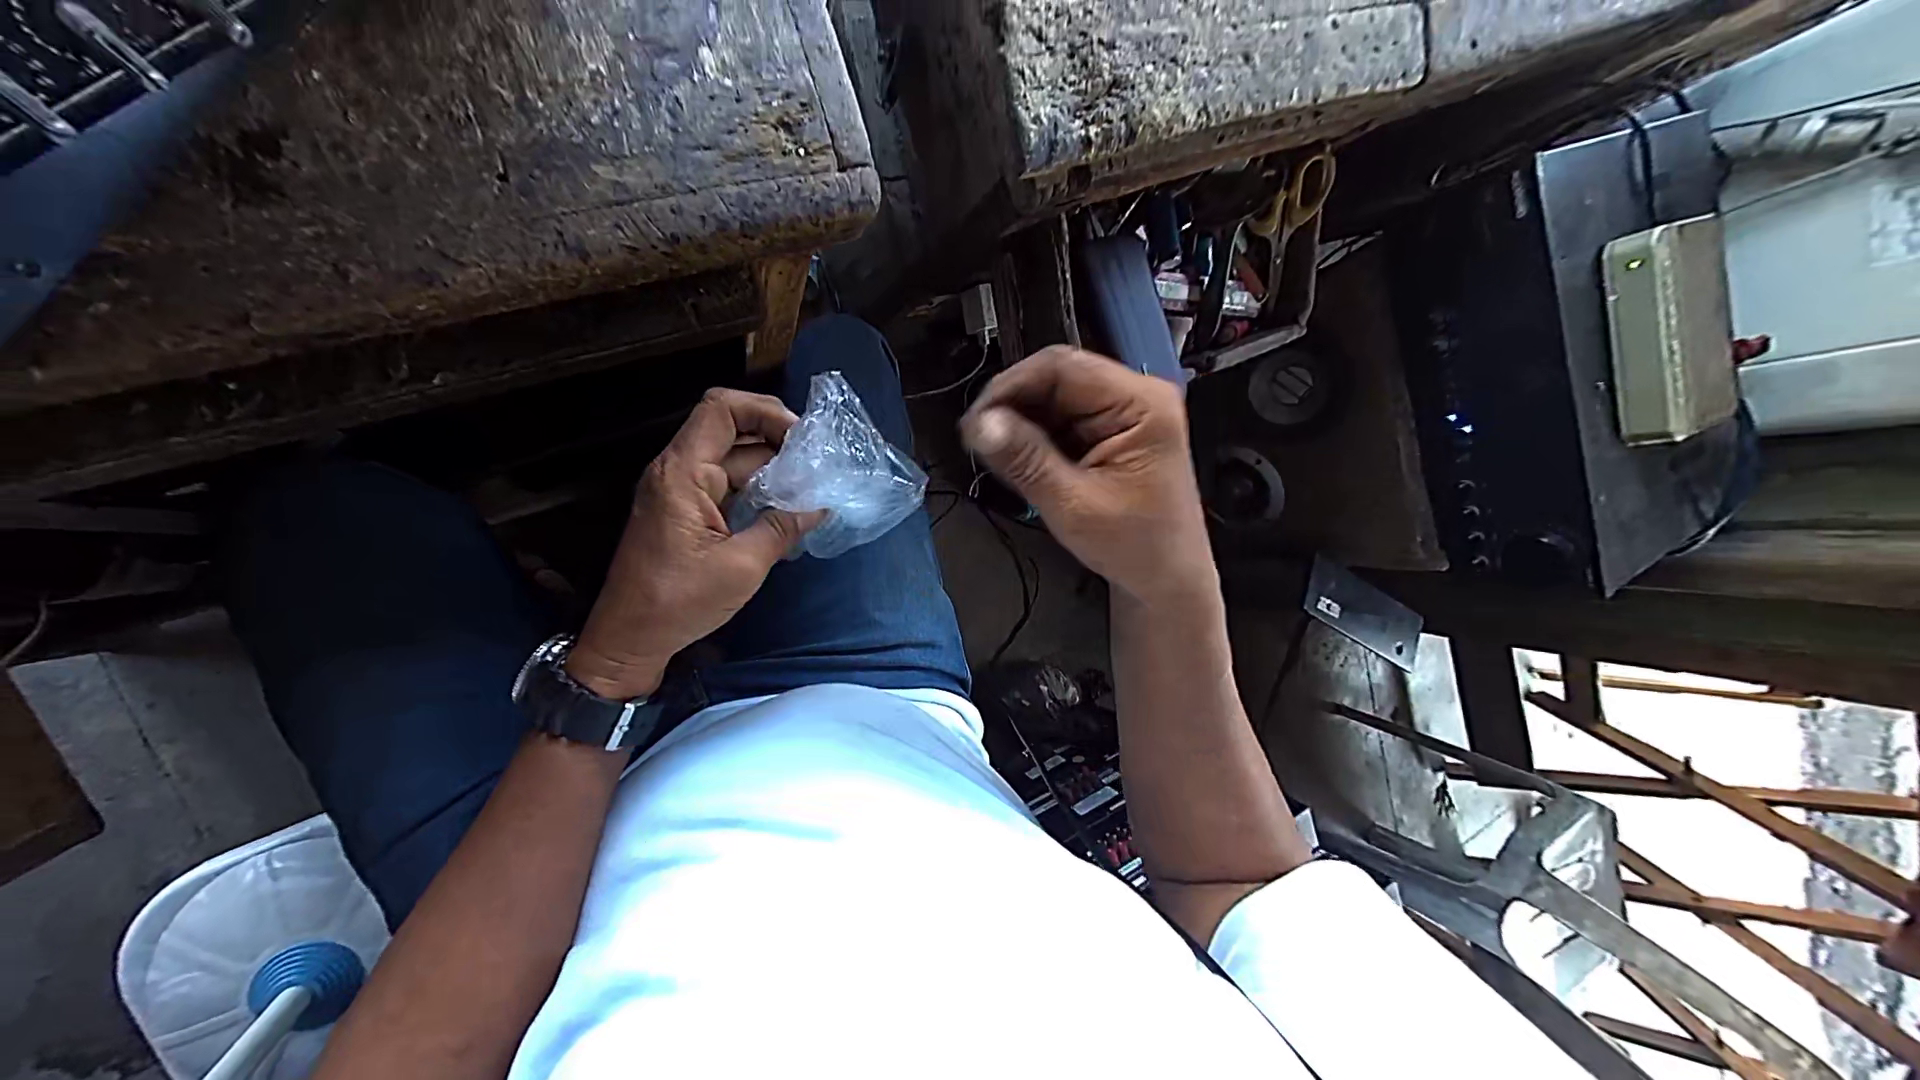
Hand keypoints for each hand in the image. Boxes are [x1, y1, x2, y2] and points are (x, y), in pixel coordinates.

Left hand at [567, 388, 823, 699]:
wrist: (629, 640)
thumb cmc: (678, 603)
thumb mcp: (742, 567)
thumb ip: (783, 529)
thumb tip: (819, 506)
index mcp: (682, 474)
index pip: (721, 409)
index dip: (765, 411)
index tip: (802, 439)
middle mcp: (678, 471)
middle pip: (732, 429)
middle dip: (778, 438)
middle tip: (818, 462)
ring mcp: (682, 491)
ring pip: (733, 458)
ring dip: (773, 466)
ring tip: (813, 484)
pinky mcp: (688, 511)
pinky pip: (728, 484)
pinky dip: (759, 488)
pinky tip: (790, 505)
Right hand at [960, 346, 1214, 604]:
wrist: (1166, 581)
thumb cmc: (1136, 548)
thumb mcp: (1074, 505)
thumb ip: (1026, 460)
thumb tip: (980, 424)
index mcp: (1141, 404)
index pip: (1063, 367)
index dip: (1011, 386)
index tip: (977, 419)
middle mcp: (1135, 397)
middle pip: (1056, 379)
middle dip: (1014, 407)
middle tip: (980, 441)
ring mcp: (1122, 414)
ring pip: (1053, 399)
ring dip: (1021, 424)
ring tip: (1000, 458)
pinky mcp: (1109, 432)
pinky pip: (1061, 420)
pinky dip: (1035, 438)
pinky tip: (1022, 462)